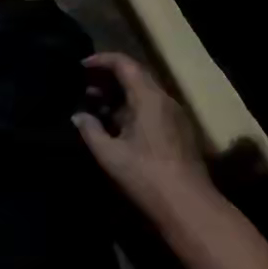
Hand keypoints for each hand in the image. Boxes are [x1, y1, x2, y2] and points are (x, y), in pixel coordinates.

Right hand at [73, 53, 212, 218]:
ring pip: (143, 93)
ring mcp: (174, 115)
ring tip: (94, 106)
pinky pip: (151, 108)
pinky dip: (131, 108)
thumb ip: (91, 131)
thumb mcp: (110, 155)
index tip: (80, 67)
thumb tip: (78, 115)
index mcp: (148, 96)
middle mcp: (164, 99)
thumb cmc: (147, 177)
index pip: (124, 63)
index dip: (101, 60)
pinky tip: (116, 127)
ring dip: (118, 95)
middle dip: (108, 78)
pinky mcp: (178, 132)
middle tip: (83, 87)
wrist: (190, 208)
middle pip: (134, 75)